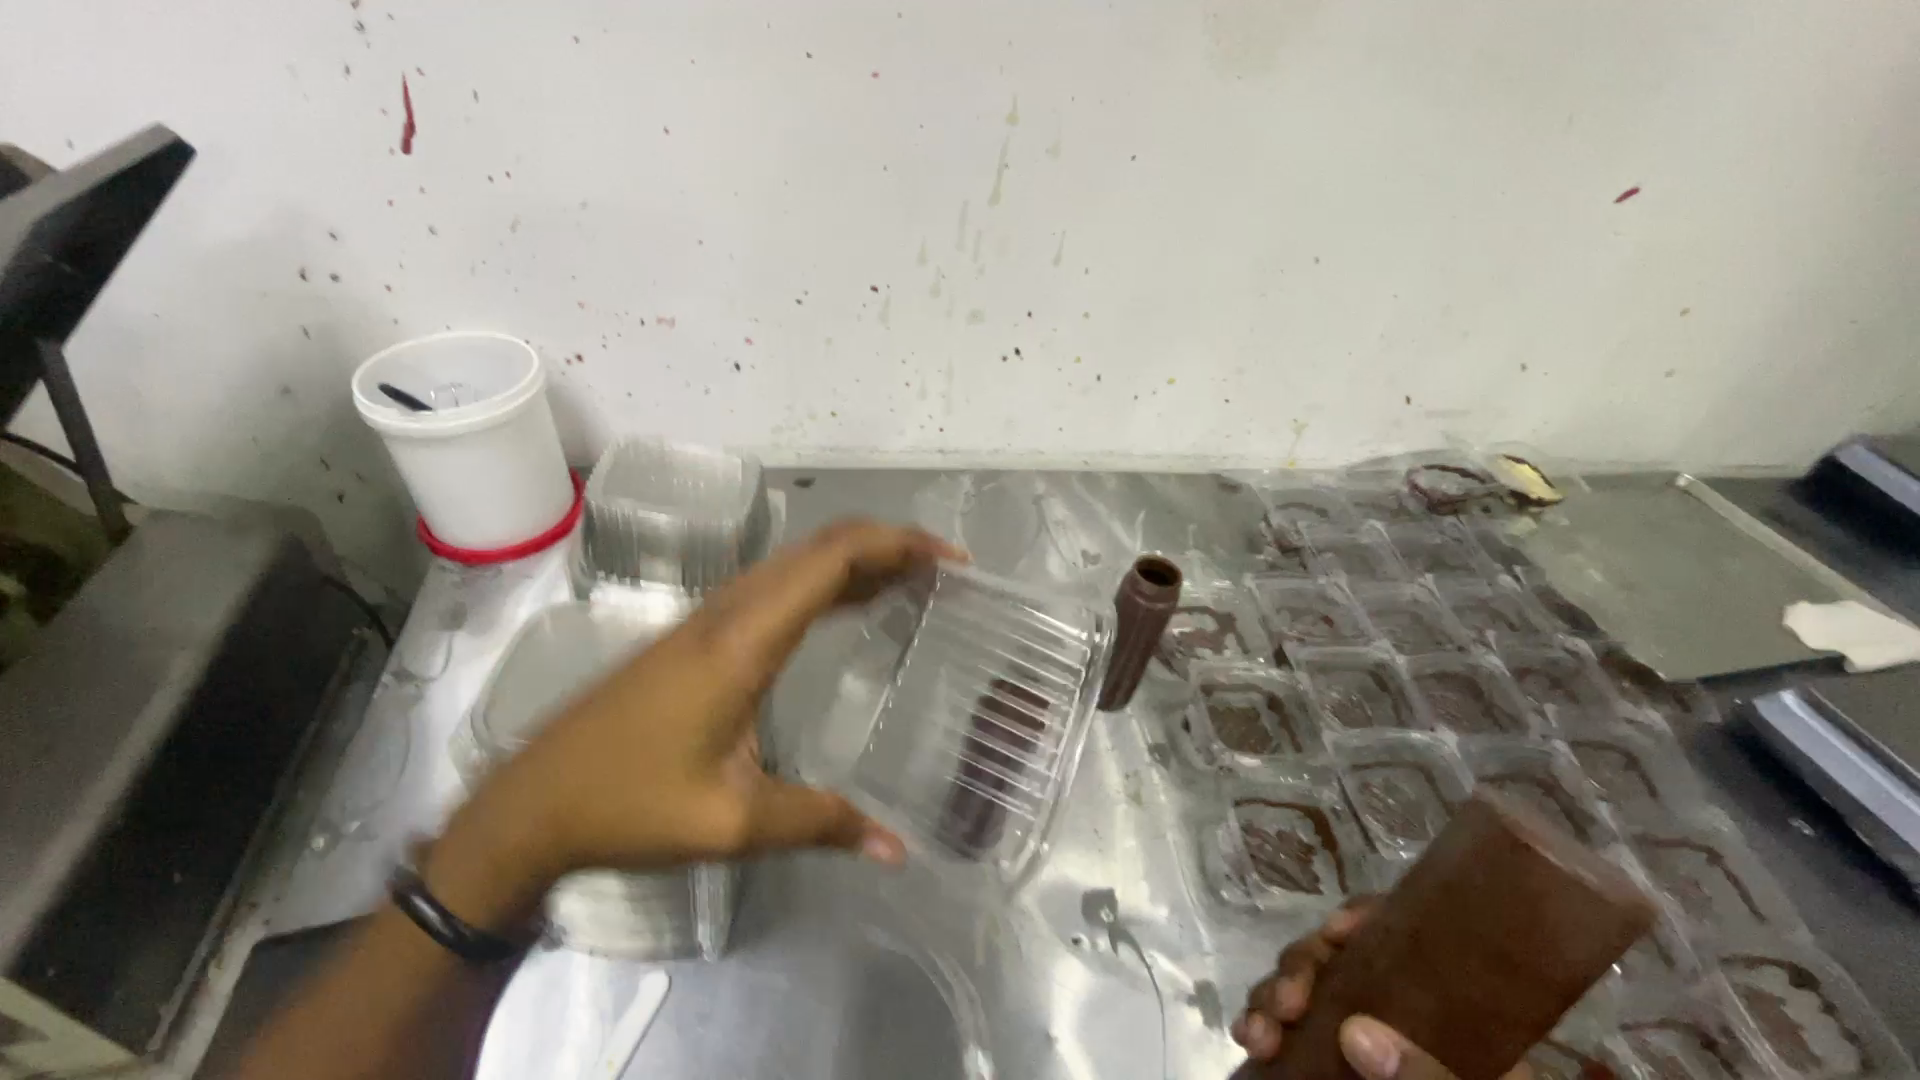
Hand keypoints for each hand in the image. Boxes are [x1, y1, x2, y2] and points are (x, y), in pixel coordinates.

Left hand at [424, 519, 964, 930]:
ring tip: (912, 585)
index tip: (949, 561)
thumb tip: (899, 851)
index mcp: (743, 640)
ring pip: (795, 563)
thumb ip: (820, 824)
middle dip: (888, 545)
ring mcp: (707, 618)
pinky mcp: (695, 635)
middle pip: (819, 548)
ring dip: (856, 561)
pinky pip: (775, 587)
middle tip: (945, 573)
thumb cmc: (629, 804)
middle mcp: (728, 612)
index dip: (896, 545)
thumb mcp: (733, 824)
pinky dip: (824, 584)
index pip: (831, 560)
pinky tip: (846, 611)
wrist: (530, 803)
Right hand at [1231, 897, 1532, 1079]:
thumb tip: (1357, 1032)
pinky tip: (1248, 1038)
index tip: (1336, 932)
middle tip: (1282, 1004)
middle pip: (1343, 956)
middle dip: (1299, 968)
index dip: (1366, 918)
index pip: (1407, 938)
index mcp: (1455, 1014)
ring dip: (1270, 997)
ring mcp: (1364, 1042)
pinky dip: (1264, 1025)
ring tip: (1255, 1032)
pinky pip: (1290, 1028)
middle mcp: (1401, 1014)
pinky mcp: (1329, 1064)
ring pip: (1308, 989)